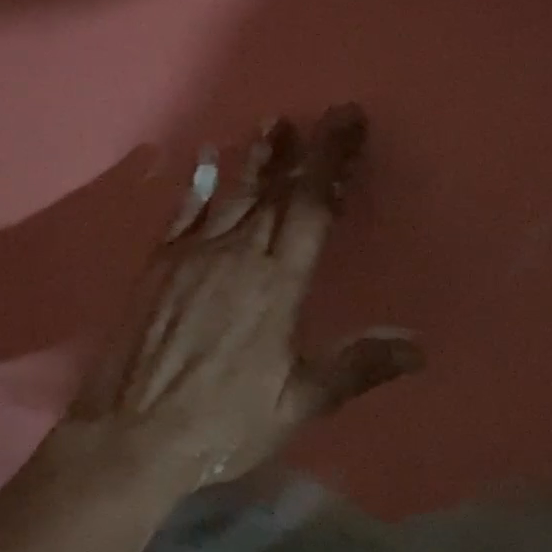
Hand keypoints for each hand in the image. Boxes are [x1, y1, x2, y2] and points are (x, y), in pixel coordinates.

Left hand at [61, 105, 421, 492]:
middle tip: (319, 117)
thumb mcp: (298, 404)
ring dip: (254, 159)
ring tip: (270, 126)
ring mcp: (190, 257)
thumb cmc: (223, 424)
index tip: (348, 124)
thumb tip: (418, 347)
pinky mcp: (155, 267)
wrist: (132, 435)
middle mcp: (235, 256)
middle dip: (301, 152)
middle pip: (275, 192)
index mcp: (277, 286)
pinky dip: (198, 186)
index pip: (312, 208)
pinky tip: (205, 164)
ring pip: (229, 194)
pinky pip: (182, 213)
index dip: (332, 163)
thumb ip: (356, 368)